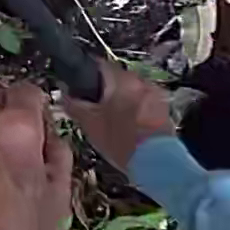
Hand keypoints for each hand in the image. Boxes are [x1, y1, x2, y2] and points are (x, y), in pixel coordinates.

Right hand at [60, 60, 174, 171]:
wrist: (157, 164)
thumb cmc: (120, 140)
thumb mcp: (88, 122)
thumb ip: (73, 104)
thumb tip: (64, 94)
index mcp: (122, 79)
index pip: (97, 64)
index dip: (83, 73)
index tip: (76, 84)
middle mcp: (141, 81)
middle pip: (115, 78)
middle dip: (102, 89)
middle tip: (90, 106)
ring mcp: (156, 95)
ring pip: (129, 90)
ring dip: (118, 99)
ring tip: (107, 118)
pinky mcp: (164, 109)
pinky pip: (141, 102)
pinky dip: (131, 109)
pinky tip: (124, 125)